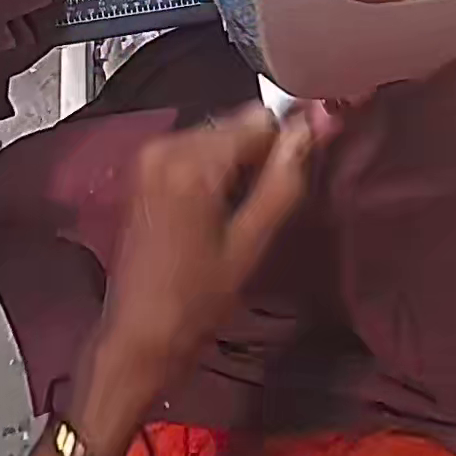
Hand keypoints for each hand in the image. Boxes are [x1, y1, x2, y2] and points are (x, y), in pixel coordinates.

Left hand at [93, 104, 324, 389]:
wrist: (140, 334)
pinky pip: (196, 146)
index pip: (258, 120)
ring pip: (218, 134)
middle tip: (262, 203)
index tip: (297, 170)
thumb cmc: (199, 298)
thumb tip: (315, 126)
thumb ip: (285, 178)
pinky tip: (216, 205)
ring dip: (237, 161)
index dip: (285, 142)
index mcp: (191, 163)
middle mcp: (165, 145)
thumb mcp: (251, 242)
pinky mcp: (145, 165)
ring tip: (238, 209)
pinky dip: (214, 166)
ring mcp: (150, 153)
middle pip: (236, 123)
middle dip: (258, 154)